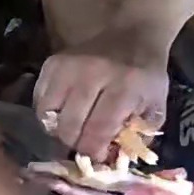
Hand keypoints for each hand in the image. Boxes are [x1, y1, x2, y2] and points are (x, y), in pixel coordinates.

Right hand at [35, 29, 171, 158]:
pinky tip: (60, 114)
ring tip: (69, 130)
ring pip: (48, 115)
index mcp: (124, 85)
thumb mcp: (155, 104)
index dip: (93, 150)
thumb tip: (114, 161)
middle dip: (73, 143)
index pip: (98, 128)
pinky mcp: (51, 64)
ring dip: (57, 129)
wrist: (132, 33)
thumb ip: (138, 134)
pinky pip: (39, 100)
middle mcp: (92, 74)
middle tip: (80, 146)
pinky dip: (47, 114)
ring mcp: (67, 67)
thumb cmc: (145, 74)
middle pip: (70, 124)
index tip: (94, 159)